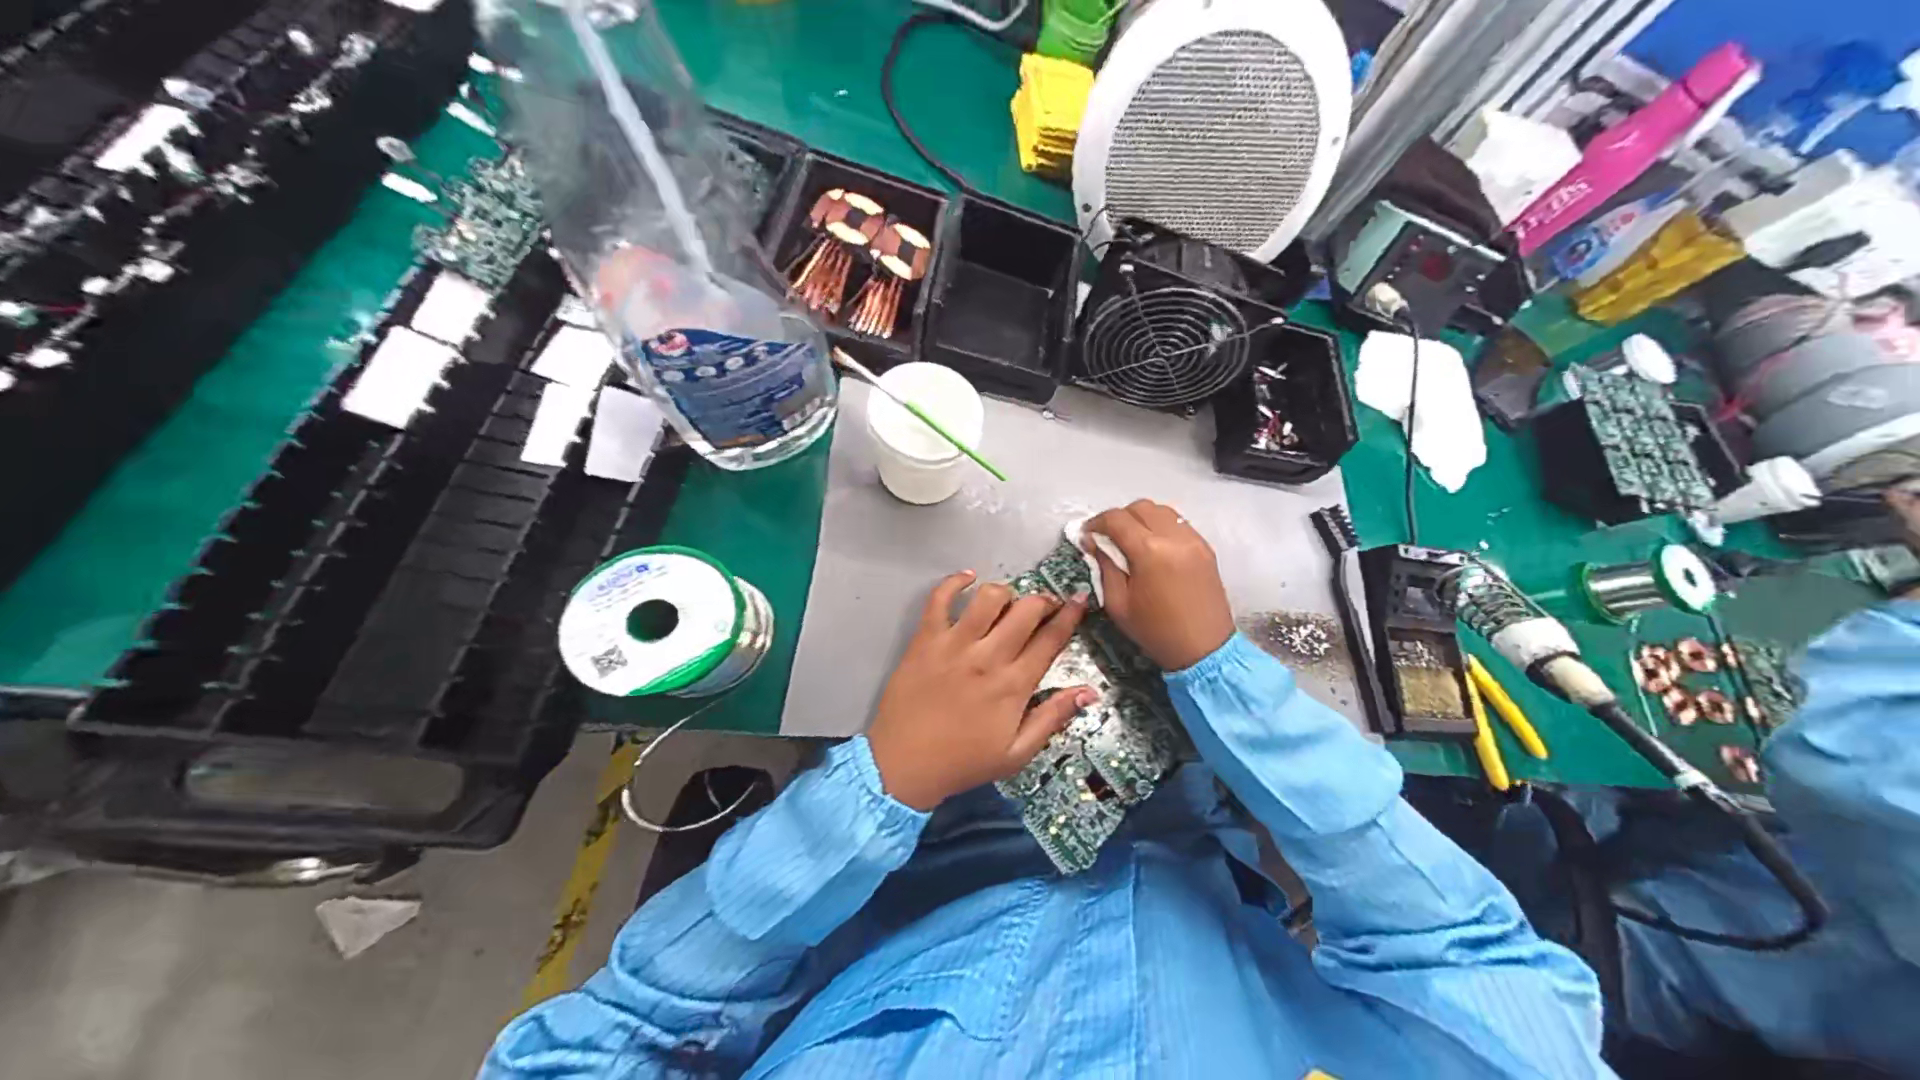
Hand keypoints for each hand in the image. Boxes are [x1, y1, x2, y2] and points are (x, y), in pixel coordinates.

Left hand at [867, 571, 1092, 810]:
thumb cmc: (963, 762)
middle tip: (1044, 606)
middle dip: (1042, 601)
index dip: (1070, 616)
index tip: (1079, 600)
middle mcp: (987, 657)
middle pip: (1025, 610)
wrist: (903, 765)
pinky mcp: (925, 639)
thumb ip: (1052, 718)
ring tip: (1007, 602)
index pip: (1050, 639)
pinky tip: (968, 578)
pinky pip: (940, 598)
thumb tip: (1089, 691)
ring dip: (1005, 592)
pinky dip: (955, 582)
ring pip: (989, 597)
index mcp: (1013, 685)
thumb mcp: (1017, 753)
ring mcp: (954, 644)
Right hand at [1083, 500, 1234, 670]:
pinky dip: (1161, 527)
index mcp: (1149, 552)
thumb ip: (1104, 567)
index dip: (1096, 523)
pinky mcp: (1206, 548)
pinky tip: (1153, 547)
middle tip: (1108, 537)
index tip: (1086, 534)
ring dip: (1142, 518)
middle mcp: (1174, 538)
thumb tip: (1093, 543)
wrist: (1205, 649)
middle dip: (1119, 517)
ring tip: (1131, 540)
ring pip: (1162, 511)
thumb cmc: (1155, 631)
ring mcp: (1194, 540)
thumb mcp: (1118, 604)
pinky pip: (1179, 524)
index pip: (1117, 519)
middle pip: (1140, 507)